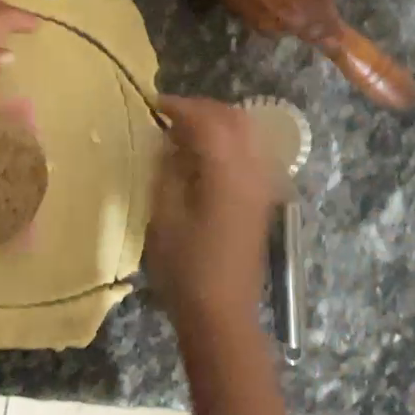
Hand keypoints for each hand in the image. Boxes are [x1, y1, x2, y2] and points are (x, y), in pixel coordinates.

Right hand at [146, 96, 276, 314]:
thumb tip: (167, 142)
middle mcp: (253, 170)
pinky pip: (250, 153)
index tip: (151, 104)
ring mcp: (263, 185)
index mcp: (227, 172)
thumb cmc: (184, 266)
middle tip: (167, 114)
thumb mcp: (163, 214)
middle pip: (234, 119)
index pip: (207, 120)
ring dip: (216, 124)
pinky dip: (227, 143)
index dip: (179, 106)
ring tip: (182, 133)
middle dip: (201, 110)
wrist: (220, 310)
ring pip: (246, 133)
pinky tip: (202, 157)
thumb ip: (167, 169)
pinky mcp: (262, 199)